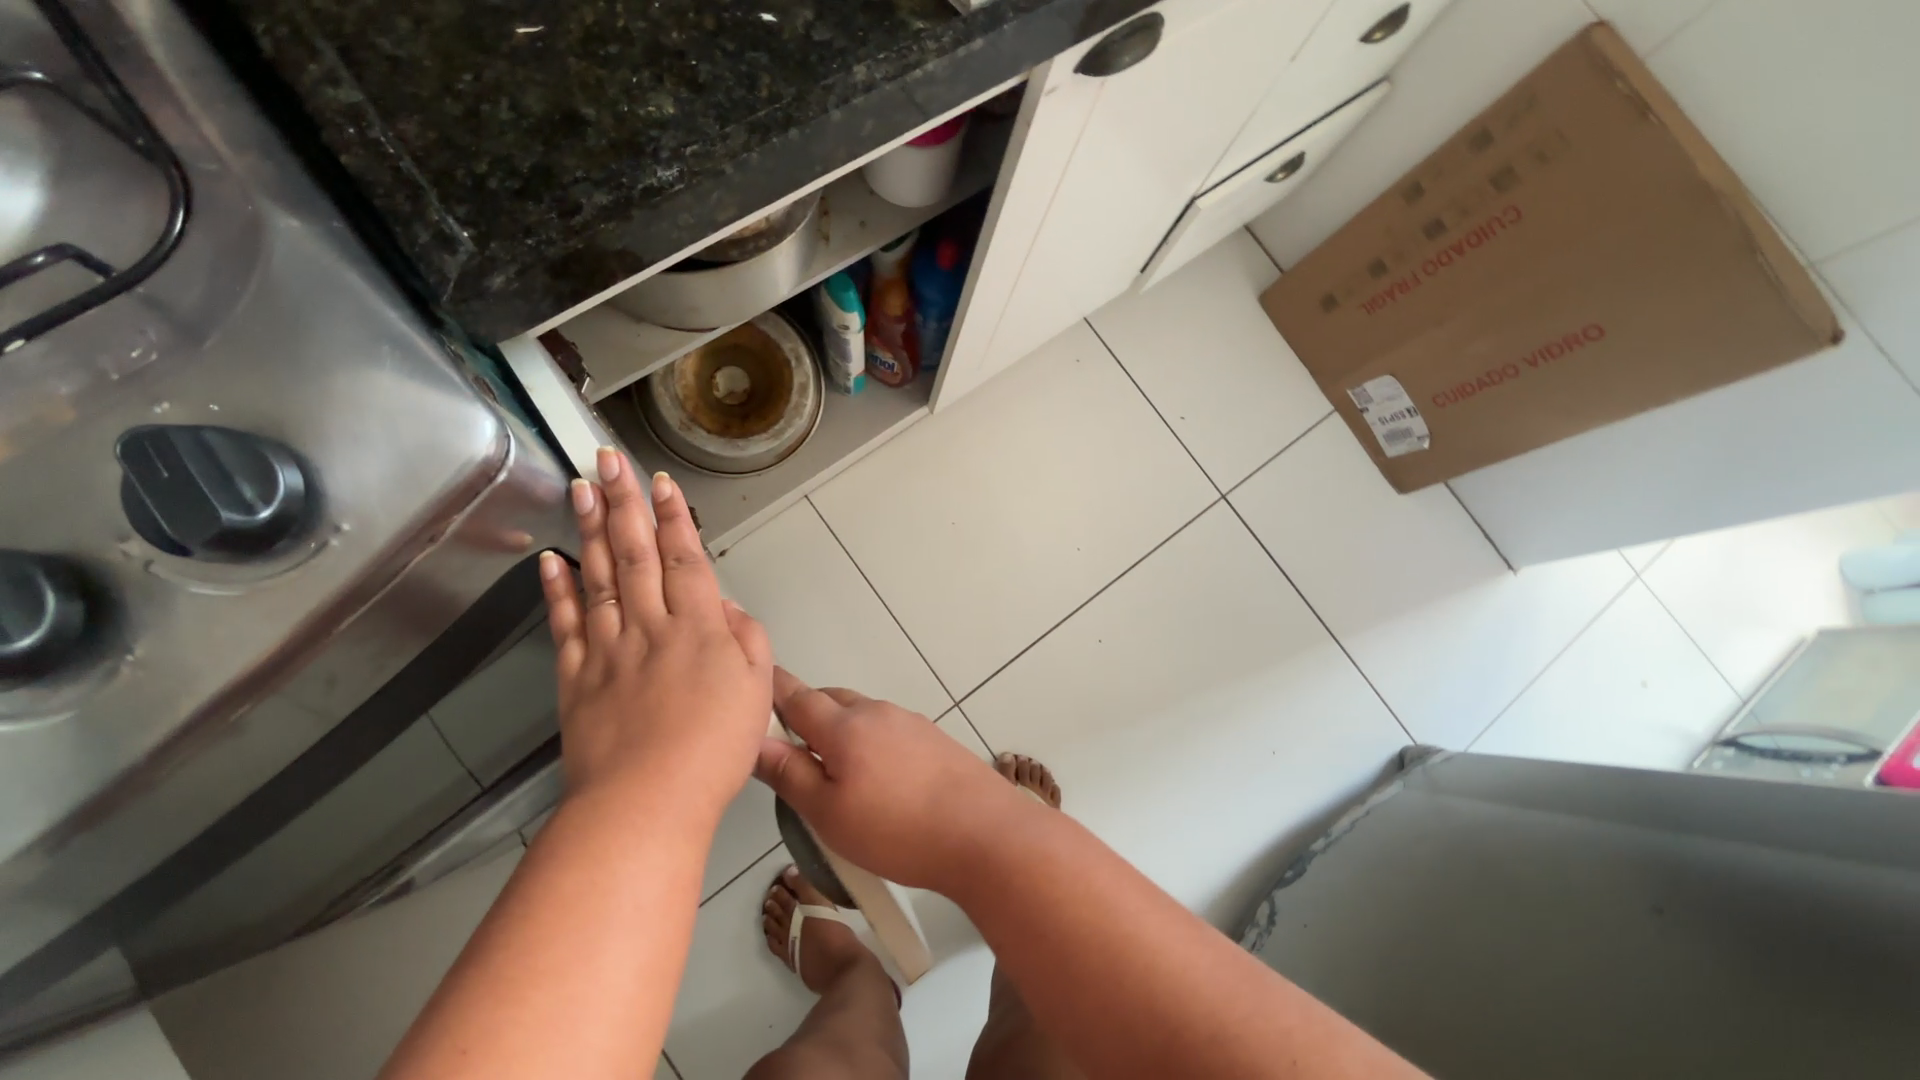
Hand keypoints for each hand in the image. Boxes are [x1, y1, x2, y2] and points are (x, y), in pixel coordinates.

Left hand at [540, 447, 772, 822]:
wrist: (645, 804)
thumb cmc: (713, 752)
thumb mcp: (757, 694)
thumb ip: (749, 643)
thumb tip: (728, 609)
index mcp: (698, 629)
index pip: (684, 559)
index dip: (672, 518)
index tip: (657, 482)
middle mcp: (649, 626)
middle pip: (634, 552)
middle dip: (623, 502)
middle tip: (606, 458)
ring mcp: (606, 649)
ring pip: (598, 576)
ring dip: (589, 529)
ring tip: (579, 488)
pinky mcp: (575, 679)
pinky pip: (564, 625)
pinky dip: (556, 590)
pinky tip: (551, 560)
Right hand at [753, 668, 1032, 892]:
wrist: (986, 835)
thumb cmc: (897, 830)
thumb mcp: (828, 813)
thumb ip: (789, 774)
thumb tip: (756, 741)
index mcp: (845, 726)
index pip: (797, 696)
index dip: (773, 690)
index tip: (755, 686)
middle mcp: (879, 713)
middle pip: (832, 701)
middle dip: (807, 714)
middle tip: (792, 750)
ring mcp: (913, 724)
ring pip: (864, 718)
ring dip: (843, 732)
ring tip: (836, 775)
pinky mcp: (937, 742)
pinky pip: (891, 733)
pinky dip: (873, 745)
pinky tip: (880, 782)